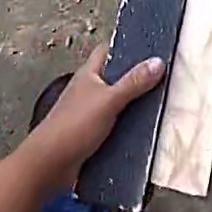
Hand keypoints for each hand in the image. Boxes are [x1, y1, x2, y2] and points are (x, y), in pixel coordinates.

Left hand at [11, 46, 166, 193]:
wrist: (48, 167)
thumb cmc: (72, 127)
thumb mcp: (109, 100)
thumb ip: (134, 82)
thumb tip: (159, 62)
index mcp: (89, 74)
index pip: (109, 49)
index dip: (127, 44)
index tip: (151, 44)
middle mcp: (90, 89)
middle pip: (118, 74)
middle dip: (138, 73)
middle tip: (164, 71)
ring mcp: (91, 110)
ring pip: (119, 98)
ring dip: (136, 99)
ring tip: (162, 94)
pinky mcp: (95, 131)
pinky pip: (119, 119)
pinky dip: (131, 120)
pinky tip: (147, 122)